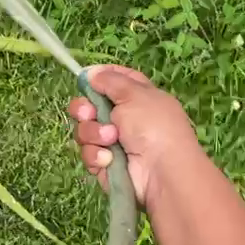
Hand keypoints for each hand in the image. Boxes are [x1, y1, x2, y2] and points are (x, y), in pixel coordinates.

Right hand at [68, 65, 202, 206]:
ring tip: (110, 140)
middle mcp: (125, 118)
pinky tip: (109, 159)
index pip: (115, 80)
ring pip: (84, 129)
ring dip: (93, 133)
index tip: (86, 77)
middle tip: (89, 113)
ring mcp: (113, 141)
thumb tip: (91, 73)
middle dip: (84, 109)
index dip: (99, 77)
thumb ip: (110, 80)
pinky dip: (96, 154)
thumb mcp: (135, 94)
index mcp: (138, 97)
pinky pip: (87, 152)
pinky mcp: (104, 162)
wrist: (160, 172)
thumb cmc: (154, 127)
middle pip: (89, 105)